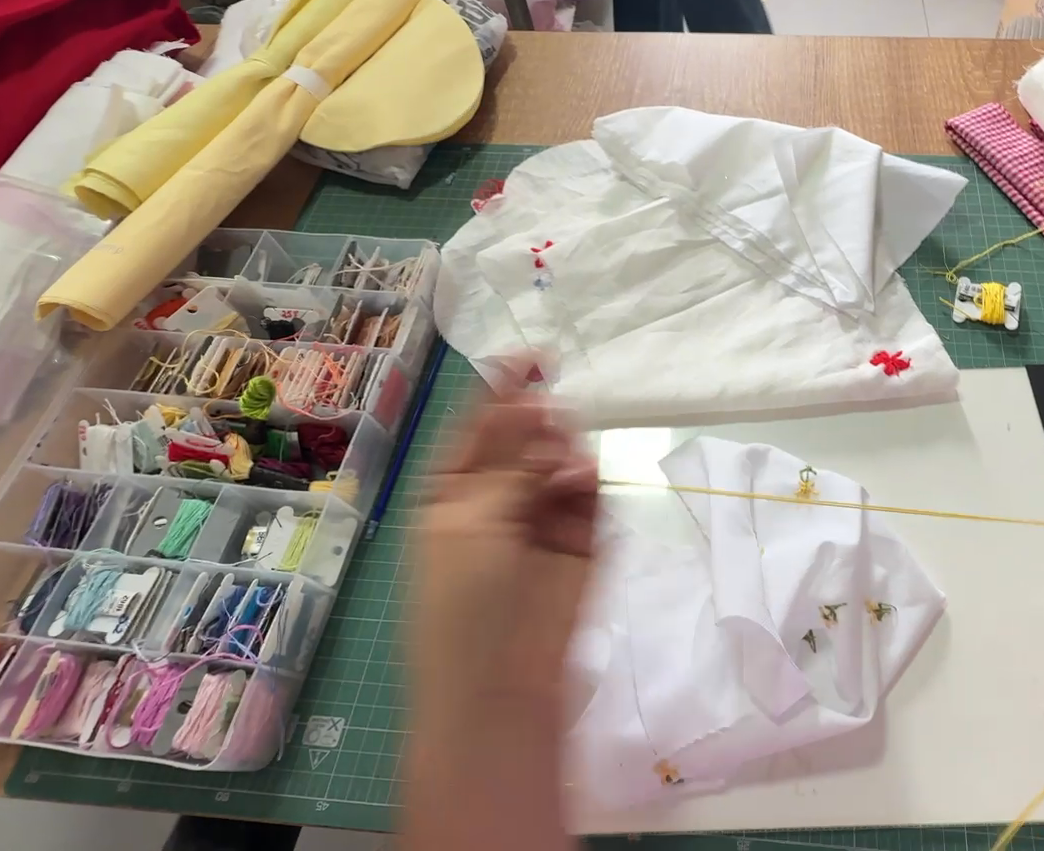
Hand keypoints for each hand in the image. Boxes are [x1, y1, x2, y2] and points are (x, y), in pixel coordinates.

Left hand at [412, 380, 598, 706]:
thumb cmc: (464, 602)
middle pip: (526, 438)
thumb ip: (507, 461)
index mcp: (453, 491)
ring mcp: (543, 519)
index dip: (502, 391)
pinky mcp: (583, 540)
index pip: (479, 427)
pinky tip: (583, 480)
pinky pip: (590, 495)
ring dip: (565, 450)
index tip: (534, 356)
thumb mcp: (470, 521)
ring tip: (563, 465)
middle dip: (539, 421)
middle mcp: (498, 498)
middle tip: (549, 415)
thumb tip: (532, 402)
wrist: (503, 687)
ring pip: (563, 461)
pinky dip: (589, 480)